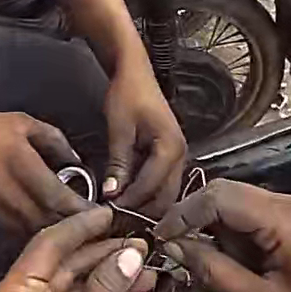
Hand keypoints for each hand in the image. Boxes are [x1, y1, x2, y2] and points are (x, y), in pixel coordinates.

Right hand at [0, 112, 91, 231]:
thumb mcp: (20, 123)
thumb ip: (53, 140)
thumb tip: (75, 160)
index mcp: (26, 172)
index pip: (66, 204)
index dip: (88, 215)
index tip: (105, 215)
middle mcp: (16, 201)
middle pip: (56, 227)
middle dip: (78, 230)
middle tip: (98, 228)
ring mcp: (2, 217)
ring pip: (39, 234)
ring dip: (58, 234)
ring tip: (77, 229)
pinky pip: (21, 233)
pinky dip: (37, 231)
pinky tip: (45, 224)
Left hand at [102, 66, 186, 216]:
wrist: (134, 72)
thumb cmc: (127, 94)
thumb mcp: (119, 128)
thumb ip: (118, 163)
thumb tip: (112, 194)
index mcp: (171, 148)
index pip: (152, 186)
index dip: (130, 201)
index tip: (109, 213)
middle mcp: (180, 155)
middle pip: (166, 196)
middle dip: (142, 210)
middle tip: (116, 219)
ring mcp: (177, 155)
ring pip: (165, 192)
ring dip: (144, 203)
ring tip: (119, 211)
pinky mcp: (168, 154)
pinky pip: (160, 181)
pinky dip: (145, 191)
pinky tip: (126, 195)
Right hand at [154, 180, 290, 291]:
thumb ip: (213, 269)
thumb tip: (172, 247)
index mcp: (284, 218)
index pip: (218, 197)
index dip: (183, 215)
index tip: (160, 240)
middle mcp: (287, 203)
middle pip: (223, 192)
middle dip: (193, 217)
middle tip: (172, 248)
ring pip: (232, 203)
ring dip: (210, 226)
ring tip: (195, 258)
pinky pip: (246, 217)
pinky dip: (227, 234)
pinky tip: (220, 258)